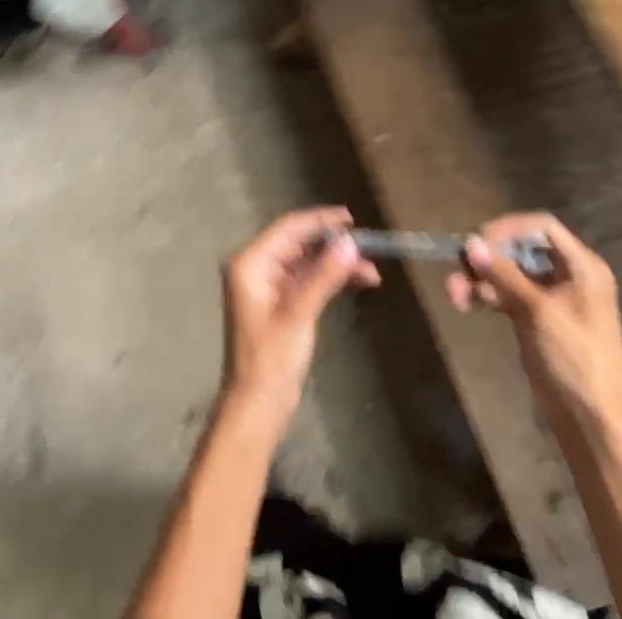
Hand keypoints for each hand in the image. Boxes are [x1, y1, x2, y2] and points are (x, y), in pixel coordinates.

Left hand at [220, 209, 380, 417]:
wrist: (257, 404)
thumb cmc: (271, 359)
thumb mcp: (299, 314)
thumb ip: (323, 276)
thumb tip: (349, 243)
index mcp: (249, 264)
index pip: (288, 229)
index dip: (320, 220)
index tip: (352, 219)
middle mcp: (255, 268)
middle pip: (297, 242)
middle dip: (333, 243)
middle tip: (369, 246)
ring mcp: (267, 286)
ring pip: (306, 261)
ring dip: (336, 262)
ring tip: (371, 270)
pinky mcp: (280, 303)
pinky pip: (307, 279)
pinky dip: (330, 278)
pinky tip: (358, 280)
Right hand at [446, 213, 621, 424]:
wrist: (590, 417)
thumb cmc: (574, 358)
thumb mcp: (538, 311)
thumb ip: (503, 275)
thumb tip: (470, 243)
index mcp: (583, 267)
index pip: (542, 228)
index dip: (508, 229)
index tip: (476, 242)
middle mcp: (568, 276)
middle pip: (521, 251)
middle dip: (487, 258)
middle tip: (457, 269)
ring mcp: (551, 299)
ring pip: (509, 275)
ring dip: (481, 279)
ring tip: (454, 293)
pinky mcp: (536, 320)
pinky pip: (508, 296)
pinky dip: (487, 297)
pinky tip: (466, 304)